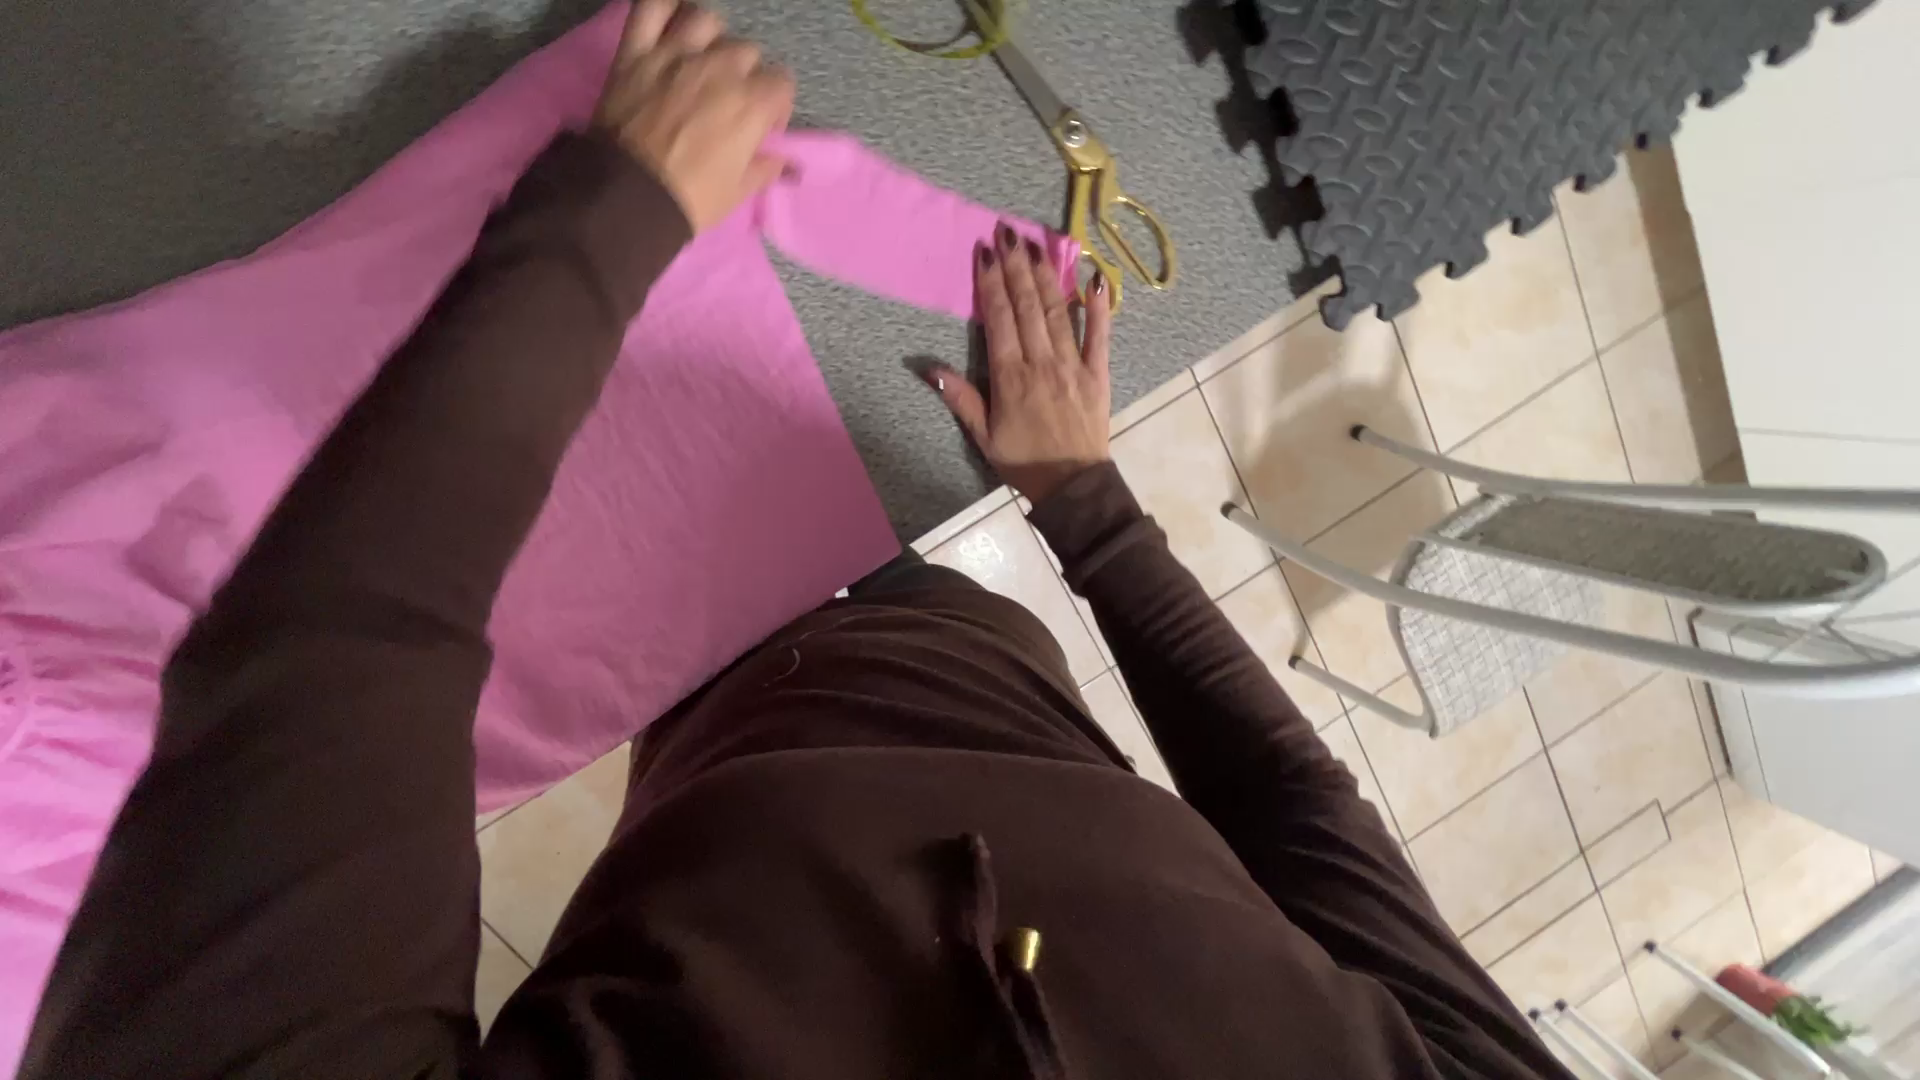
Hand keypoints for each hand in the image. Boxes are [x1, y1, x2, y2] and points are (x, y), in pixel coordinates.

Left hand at [591, 0, 794, 232]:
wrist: (632, 194)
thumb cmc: (693, 198)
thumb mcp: (739, 191)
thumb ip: (765, 169)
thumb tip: (782, 162)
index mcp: (750, 104)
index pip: (782, 83)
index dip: (777, 105)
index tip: (765, 126)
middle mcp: (718, 68)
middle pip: (747, 51)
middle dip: (747, 74)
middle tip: (732, 100)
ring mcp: (675, 53)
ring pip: (706, 20)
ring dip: (712, 37)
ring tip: (705, 58)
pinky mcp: (636, 50)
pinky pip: (653, 7)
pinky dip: (664, 9)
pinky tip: (671, 22)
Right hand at [931, 225, 1112, 504]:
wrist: (1072, 485)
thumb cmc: (1023, 462)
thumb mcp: (983, 436)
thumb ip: (960, 398)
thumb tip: (927, 367)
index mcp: (1010, 377)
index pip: (999, 319)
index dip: (990, 282)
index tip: (984, 251)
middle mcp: (1041, 363)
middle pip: (1027, 306)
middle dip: (1016, 266)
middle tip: (1008, 231)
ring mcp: (1072, 365)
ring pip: (1057, 312)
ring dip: (1047, 275)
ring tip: (1037, 243)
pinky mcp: (1097, 373)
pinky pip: (1100, 335)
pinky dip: (1098, 307)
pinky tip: (1094, 278)